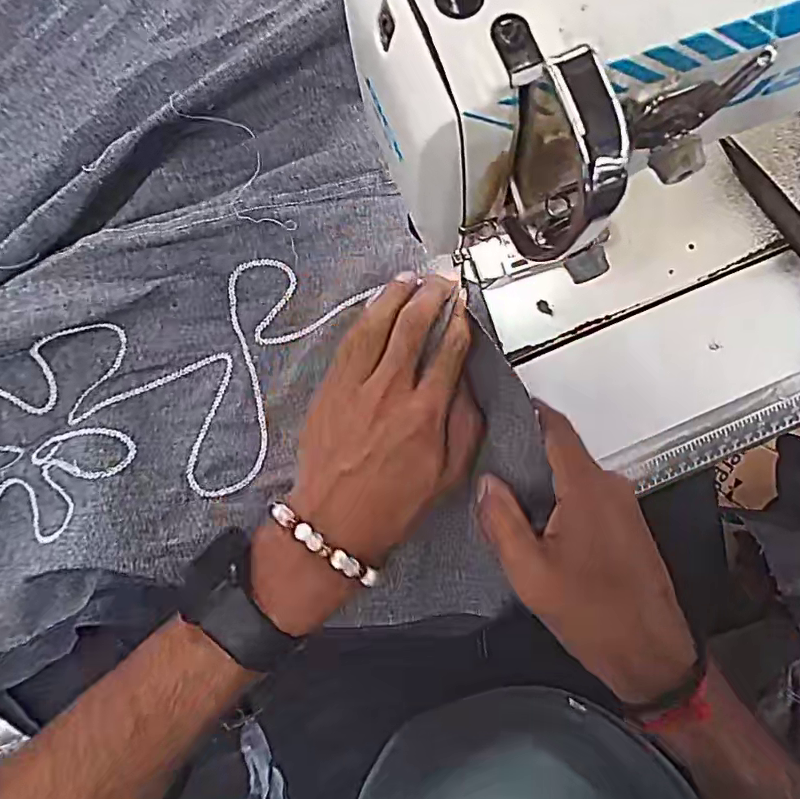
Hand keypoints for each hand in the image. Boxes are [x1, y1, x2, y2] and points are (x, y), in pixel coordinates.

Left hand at [251, 271, 482, 634]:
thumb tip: (467, 383)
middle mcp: (391, 392)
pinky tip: (376, 304)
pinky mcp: (332, 387)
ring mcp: (357, 386)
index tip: (465, 309)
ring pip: (378, 325)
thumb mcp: (449, 474)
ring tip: (410, 279)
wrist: (335, 519)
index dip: (460, 323)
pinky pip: (350, 341)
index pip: (449, 351)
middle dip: (432, 297)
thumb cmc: (391, 502)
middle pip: (414, 327)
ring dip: (396, 296)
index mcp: (425, 413)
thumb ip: (465, 424)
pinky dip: (365, 317)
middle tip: (442, 282)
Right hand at [475, 402, 696, 704]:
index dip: (529, 411)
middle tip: (493, 471)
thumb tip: (487, 484)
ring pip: (575, 477)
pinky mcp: (629, 525)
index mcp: (587, 488)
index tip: (505, 405)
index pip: (556, 428)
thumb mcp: (530, 573)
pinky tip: (544, 532)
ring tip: (514, 508)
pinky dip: (563, 502)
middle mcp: (611, 487)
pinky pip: (589, 497)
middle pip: (563, 452)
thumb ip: (502, 521)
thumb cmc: (598, 617)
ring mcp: (624, 505)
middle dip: (527, 457)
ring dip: (545, 485)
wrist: (652, 656)